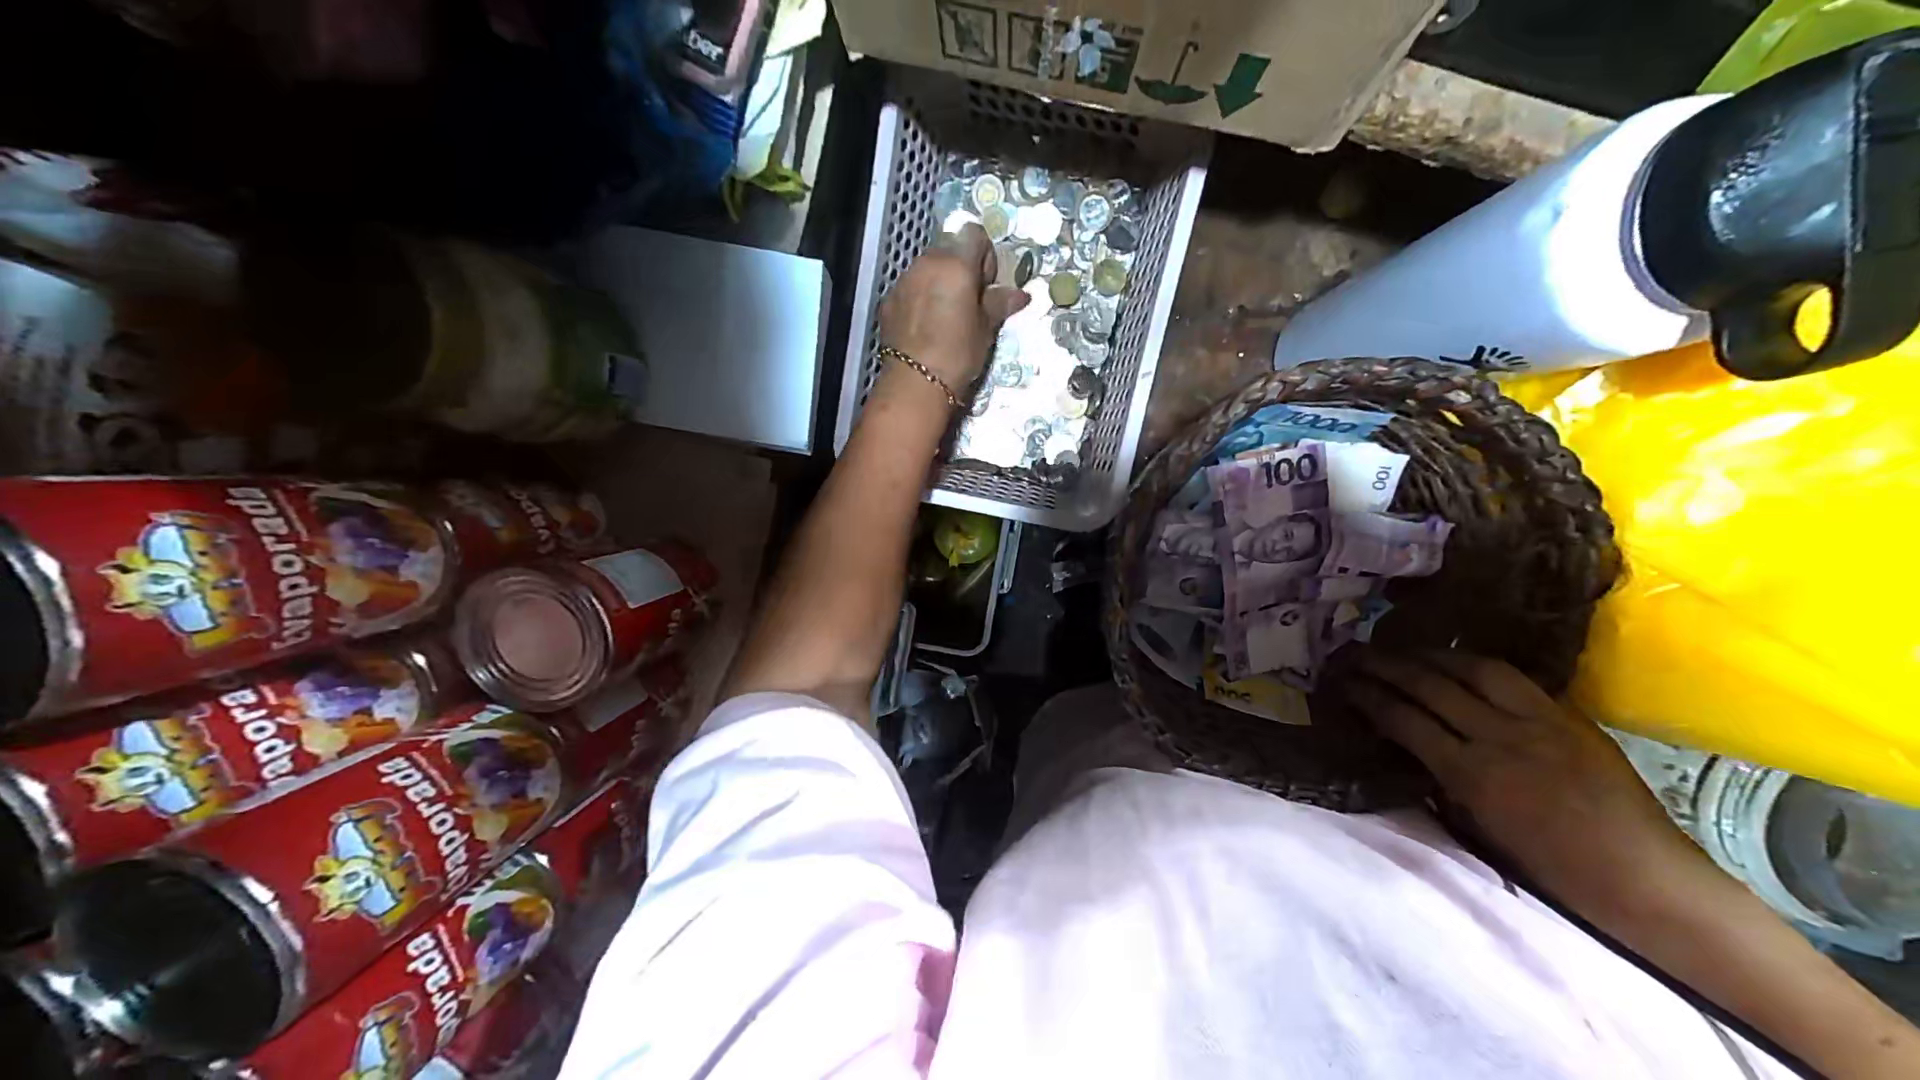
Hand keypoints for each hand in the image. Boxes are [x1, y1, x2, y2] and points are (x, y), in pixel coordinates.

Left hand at [878, 224, 1028, 391]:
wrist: (915, 382)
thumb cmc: (958, 353)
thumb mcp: (985, 329)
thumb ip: (1000, 304)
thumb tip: (1021, 294)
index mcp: (956, 264)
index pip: (975, 234)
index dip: (984, 257)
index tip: (985, 286)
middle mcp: (927, 263)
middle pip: (948, 249)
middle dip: (960, 269)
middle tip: (968, 302)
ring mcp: (904, 280)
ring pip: (927, 268)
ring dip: (939, 282)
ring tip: (945, 316)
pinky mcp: (889, 300)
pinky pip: (910, 288)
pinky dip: (920, 298)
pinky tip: (925, 326)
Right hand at [1346, 650, 1718, 919]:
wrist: (1643, 876)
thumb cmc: (1551, 866)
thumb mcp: (1476, 825)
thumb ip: (1438, 778)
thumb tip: (1404, 744)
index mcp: (1472, 775)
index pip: (1402, 719)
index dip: (1367, 696)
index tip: (1342, 684)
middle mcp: (1500, 737)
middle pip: (1429, 685)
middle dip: (1385, 665)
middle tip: (1355, 654)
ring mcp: (1538, 721)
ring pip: (1470, 669)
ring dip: (1428, 654)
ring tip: (1401, 649)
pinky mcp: (1567, 715)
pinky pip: (1510, 676)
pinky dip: (1472, 663)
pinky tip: (1454, 661)